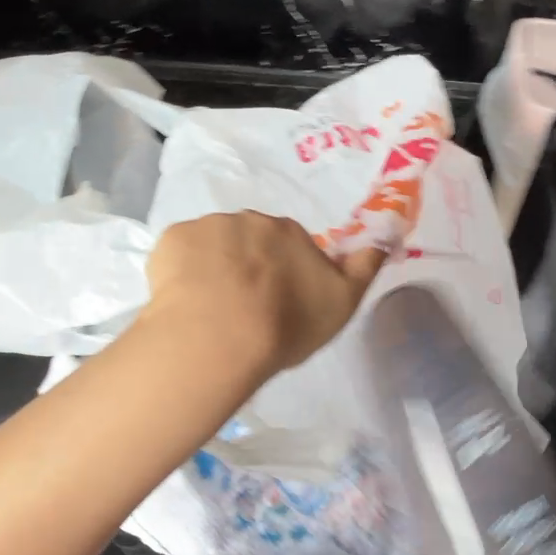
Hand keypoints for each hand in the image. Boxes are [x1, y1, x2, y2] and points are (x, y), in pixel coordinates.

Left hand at [141, 212, 386, 374]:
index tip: (277, 303)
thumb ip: (364, 266)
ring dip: (213, 269)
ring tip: (211, 311)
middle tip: (242, 309)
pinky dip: (181, 273)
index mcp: (290, 232)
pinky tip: (184, 303)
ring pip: (212, 247)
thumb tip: (383, 236)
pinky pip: (179, 254)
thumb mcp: (343, 302)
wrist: (219, 335)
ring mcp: (208, 227)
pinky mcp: (172, 241)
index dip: (284, 273)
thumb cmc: (285, 323)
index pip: (290, 246)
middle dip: (247, 266)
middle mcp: (250, 219)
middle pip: (249, 241)